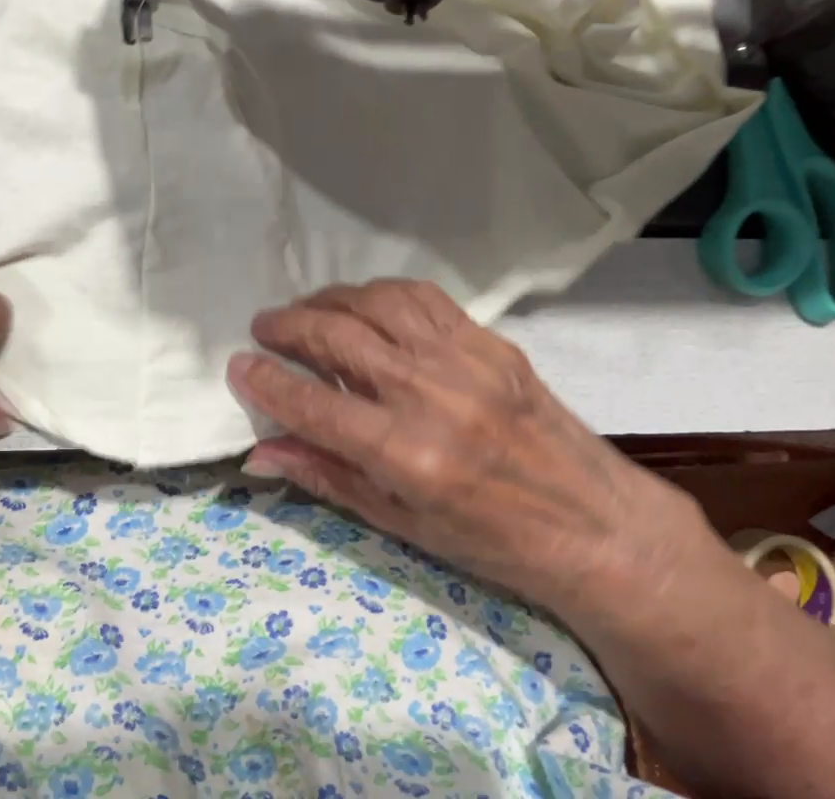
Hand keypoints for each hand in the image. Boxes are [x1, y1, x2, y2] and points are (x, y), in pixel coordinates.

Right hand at [227, 280, 708, 620]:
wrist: (597, 526)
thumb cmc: (490, 541)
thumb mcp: (398, 523)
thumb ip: (324, 476)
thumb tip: (258, 451)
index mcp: (406, 455)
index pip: (312, 405)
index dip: (265, 381)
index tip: (237, 366)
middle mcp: (432, 397)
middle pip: (337, 338)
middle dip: (286, 327)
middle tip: (262, 329)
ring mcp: (466, 362)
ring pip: (377, 303)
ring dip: (329, 300)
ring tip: (305, 310)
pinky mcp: (491, 343)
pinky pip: (421, 299)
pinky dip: (379, 293)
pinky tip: (362, 305)